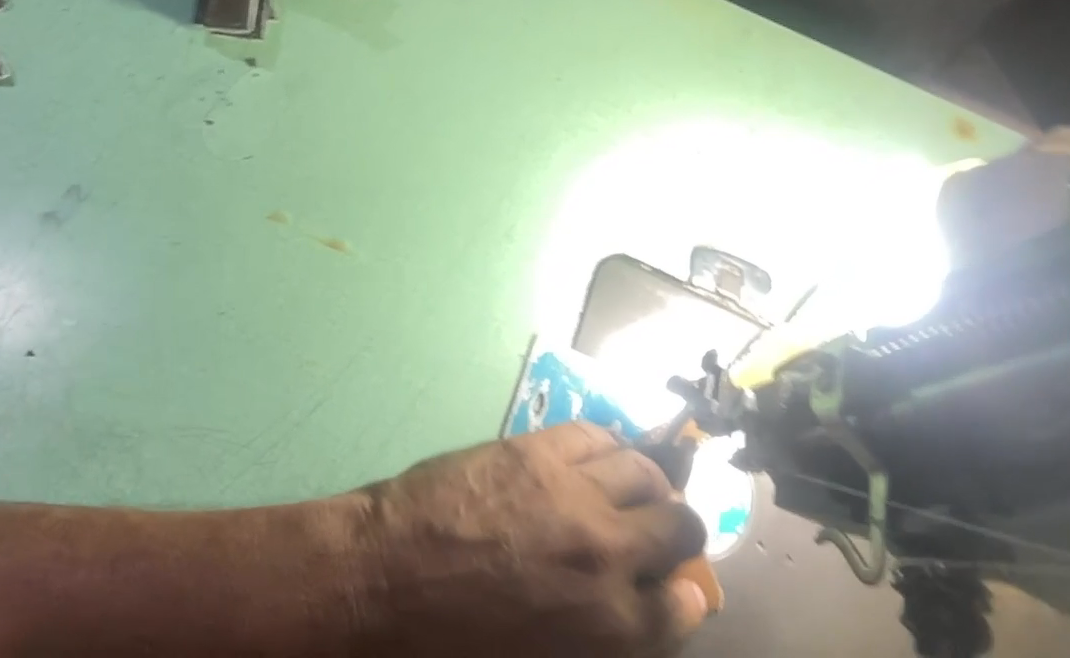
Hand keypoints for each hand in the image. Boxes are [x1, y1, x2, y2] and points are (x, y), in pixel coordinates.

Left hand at [351, 422, 710, 656]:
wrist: (383, 581)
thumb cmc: (453, 640)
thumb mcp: (540, 656)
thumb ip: (597, 635)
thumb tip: (628, 607)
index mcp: (611, 624)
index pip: (685, 605)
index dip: (684, 592)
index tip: (675, 583)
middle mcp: (609, 553)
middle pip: (679, 526)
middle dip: (677, 530)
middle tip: (657, 529)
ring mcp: (574, 493)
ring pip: (644, 471)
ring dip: (648, 483)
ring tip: (633, 487)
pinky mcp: (536, 450)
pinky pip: (594, 434)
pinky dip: (607, 444)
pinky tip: (598, 454)